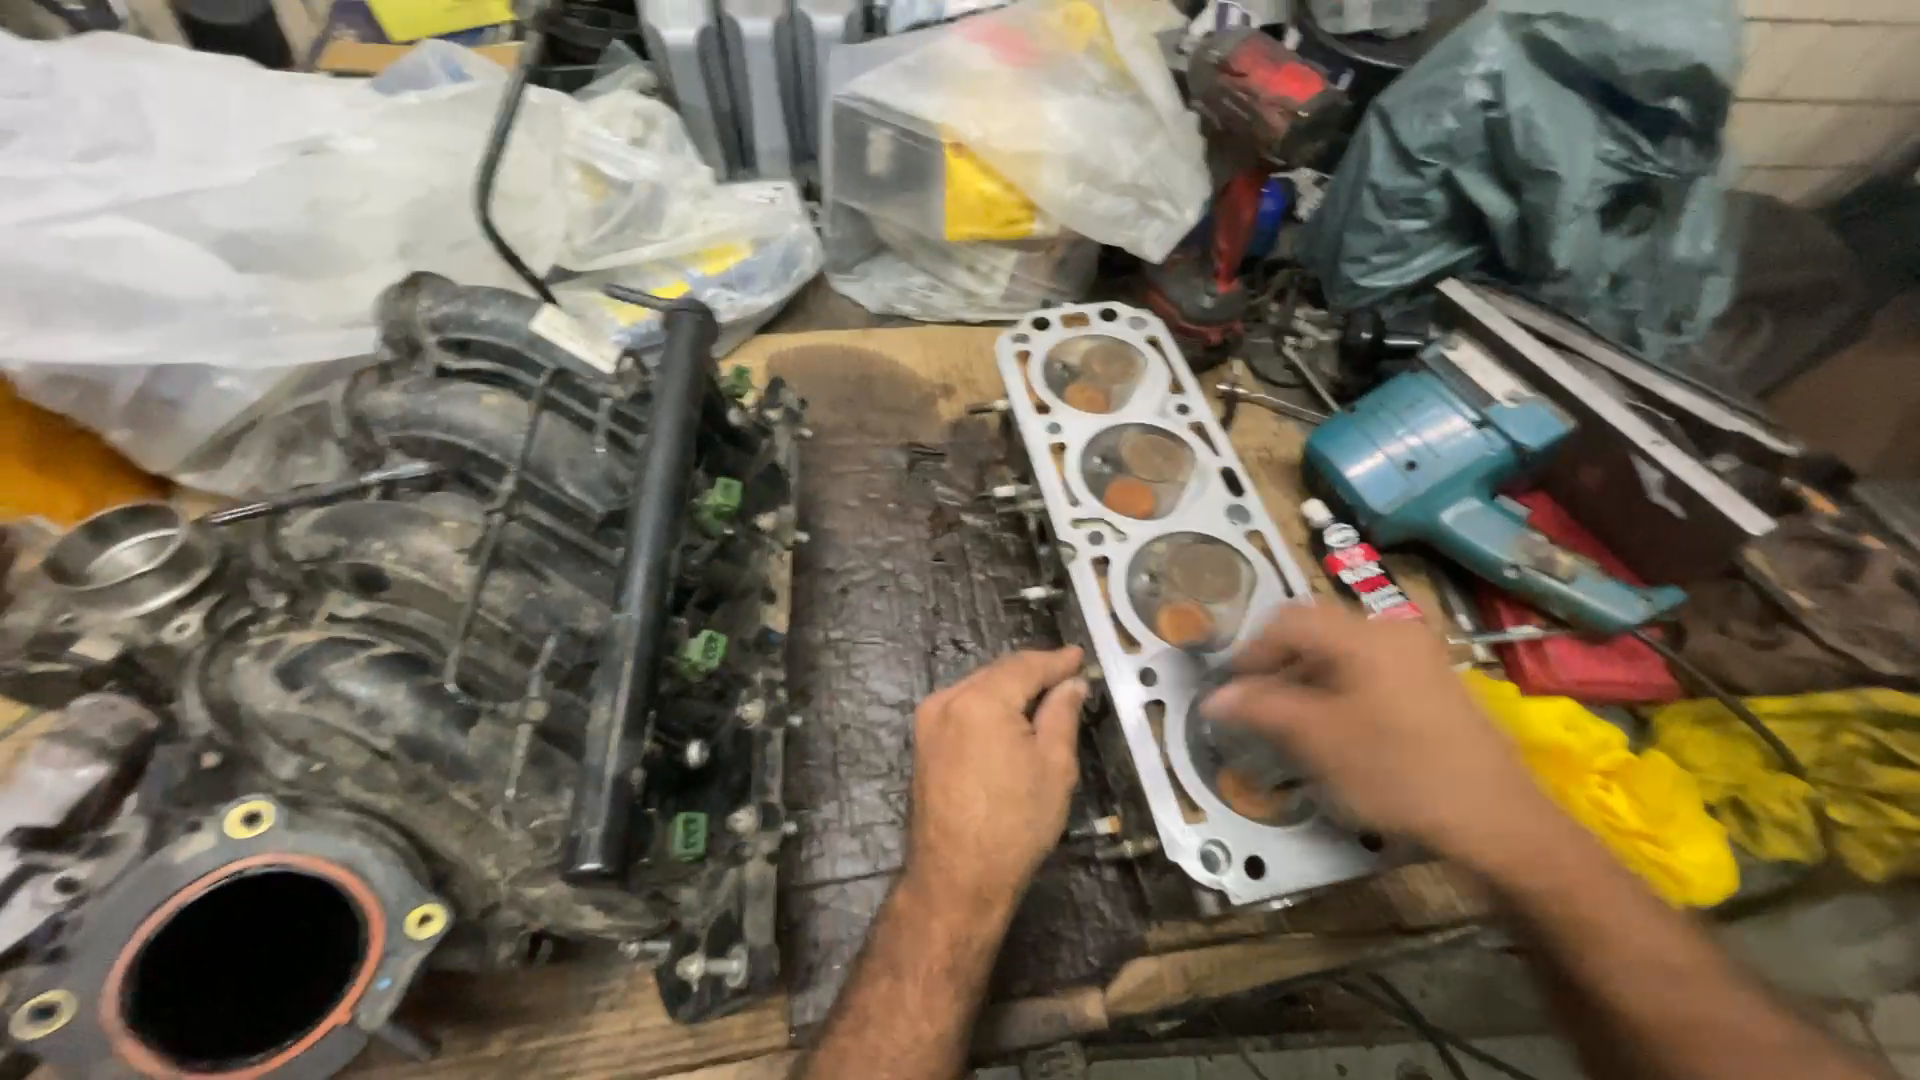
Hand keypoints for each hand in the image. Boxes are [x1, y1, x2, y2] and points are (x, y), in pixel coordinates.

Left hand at [906, 647, 1088, 912]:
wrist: (957, 878)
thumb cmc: (1015, 824)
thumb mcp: (1054, 766)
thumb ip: (1061, 714)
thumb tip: (1070, 683)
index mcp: (980, 701)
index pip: (1025, 666)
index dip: (1056, 661)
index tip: (1079, 656)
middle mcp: (947, 700)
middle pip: (997, 673)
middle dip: (1032, 673)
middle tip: (1066, 673)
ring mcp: (928, 721)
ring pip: (977, 689)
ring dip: (1009, 688)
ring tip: (1043, 692)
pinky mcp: (922, 742)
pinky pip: (962, 709)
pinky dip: (988, 706)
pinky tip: (1009, 716)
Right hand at [1200, 605, 1553, 868]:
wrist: (1497, 819)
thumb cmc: (1398, 772)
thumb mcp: (1317, 740)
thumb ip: (1261, 708)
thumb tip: (1214, 697)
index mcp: (1364, 634)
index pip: (1287, 621)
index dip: (1251, 652)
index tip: (1232, 691)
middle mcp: (1393, 631)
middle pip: (1315, 632)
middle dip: (1278, 666)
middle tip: (1258, 707)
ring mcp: (1419, 655)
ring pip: (1341, 652)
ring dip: (1306, 679)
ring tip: (1291, 722)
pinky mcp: (1433, 682)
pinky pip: (1369, 669)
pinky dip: (1339, 688)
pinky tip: (1336, 728)